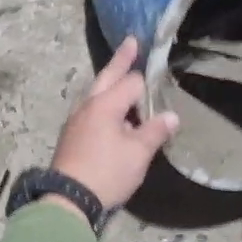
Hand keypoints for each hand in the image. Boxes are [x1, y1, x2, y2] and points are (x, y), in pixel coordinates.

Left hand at [49, 37, 180, 210]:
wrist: (69, 199)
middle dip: (120, 60)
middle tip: (131, 42)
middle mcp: (87, 106)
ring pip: (95, 93)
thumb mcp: (138, 154)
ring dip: (109, 82)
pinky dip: (103, 103)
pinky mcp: (71, 135)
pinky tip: (110, 112)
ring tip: (121, 75)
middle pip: (106, 77)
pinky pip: (90, 110)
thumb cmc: (107, 173)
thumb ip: (155, 131)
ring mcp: (76, 120)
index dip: (148, 81)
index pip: (132, 82)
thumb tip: (171, 116)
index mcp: (105, 104)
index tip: (159, 71)